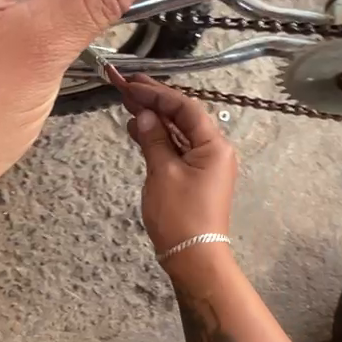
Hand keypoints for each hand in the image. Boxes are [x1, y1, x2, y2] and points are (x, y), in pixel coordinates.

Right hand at [114, 74, 237, 262]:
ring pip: (178, 133)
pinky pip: (177, 149)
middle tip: (126, 85)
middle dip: (154, 101)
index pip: (185, 107)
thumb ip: (154, 140)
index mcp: (214, 145)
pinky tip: (137, 131)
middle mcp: (215, 150)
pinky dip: (158, 139)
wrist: (193, 258)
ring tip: (127, 105)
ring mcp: (206, 165)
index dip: (157, 93)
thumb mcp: (163, 173)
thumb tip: (145, 115)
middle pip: (183, 117)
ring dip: (154, 119)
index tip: (131, 83)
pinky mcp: (196, 178)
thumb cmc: (180, 216)